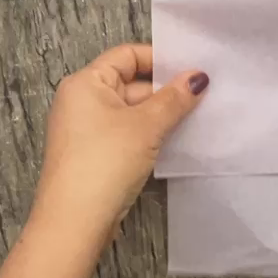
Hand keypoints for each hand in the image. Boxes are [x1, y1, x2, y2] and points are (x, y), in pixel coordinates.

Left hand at [32, 43, 207, 235]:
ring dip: (160, 114)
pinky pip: (127, 133)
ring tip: (197, 115)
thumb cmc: (105, 163)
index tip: (192, 68)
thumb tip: (198, 77)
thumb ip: (174, 98)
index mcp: (86, 83)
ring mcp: (87, 129)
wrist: (74, 222)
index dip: (159, 59)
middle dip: (165, 90)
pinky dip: (149, 134)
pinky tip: (176, 140)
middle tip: (204, 94)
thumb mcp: (146, 126)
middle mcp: (82, 101)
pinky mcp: (95, 154)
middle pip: (131, 82)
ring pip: (131, 111)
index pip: (127, 55)